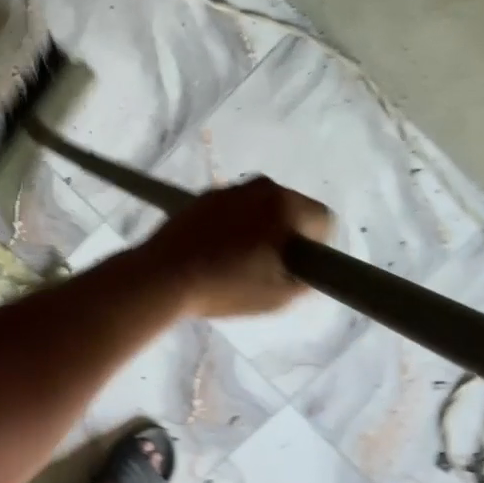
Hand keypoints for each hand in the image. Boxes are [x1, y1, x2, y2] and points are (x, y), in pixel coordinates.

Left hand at [138, 176, 333, 317]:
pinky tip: (211, 254)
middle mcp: (258, 186)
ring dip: (254, 230)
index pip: (323, 220)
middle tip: (263, 269)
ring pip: (257, 209)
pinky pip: (228, 212)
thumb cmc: (224, 286)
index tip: (293, 269)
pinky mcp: (198, 199)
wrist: (160, 277)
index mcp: (284, 203)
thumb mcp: (278, 296)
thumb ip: (306, 280)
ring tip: (232, 264)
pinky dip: (227, 228)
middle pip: (289, 210)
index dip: (314, 249)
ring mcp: (225, 189)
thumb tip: (309, 270)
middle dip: (283, 236)